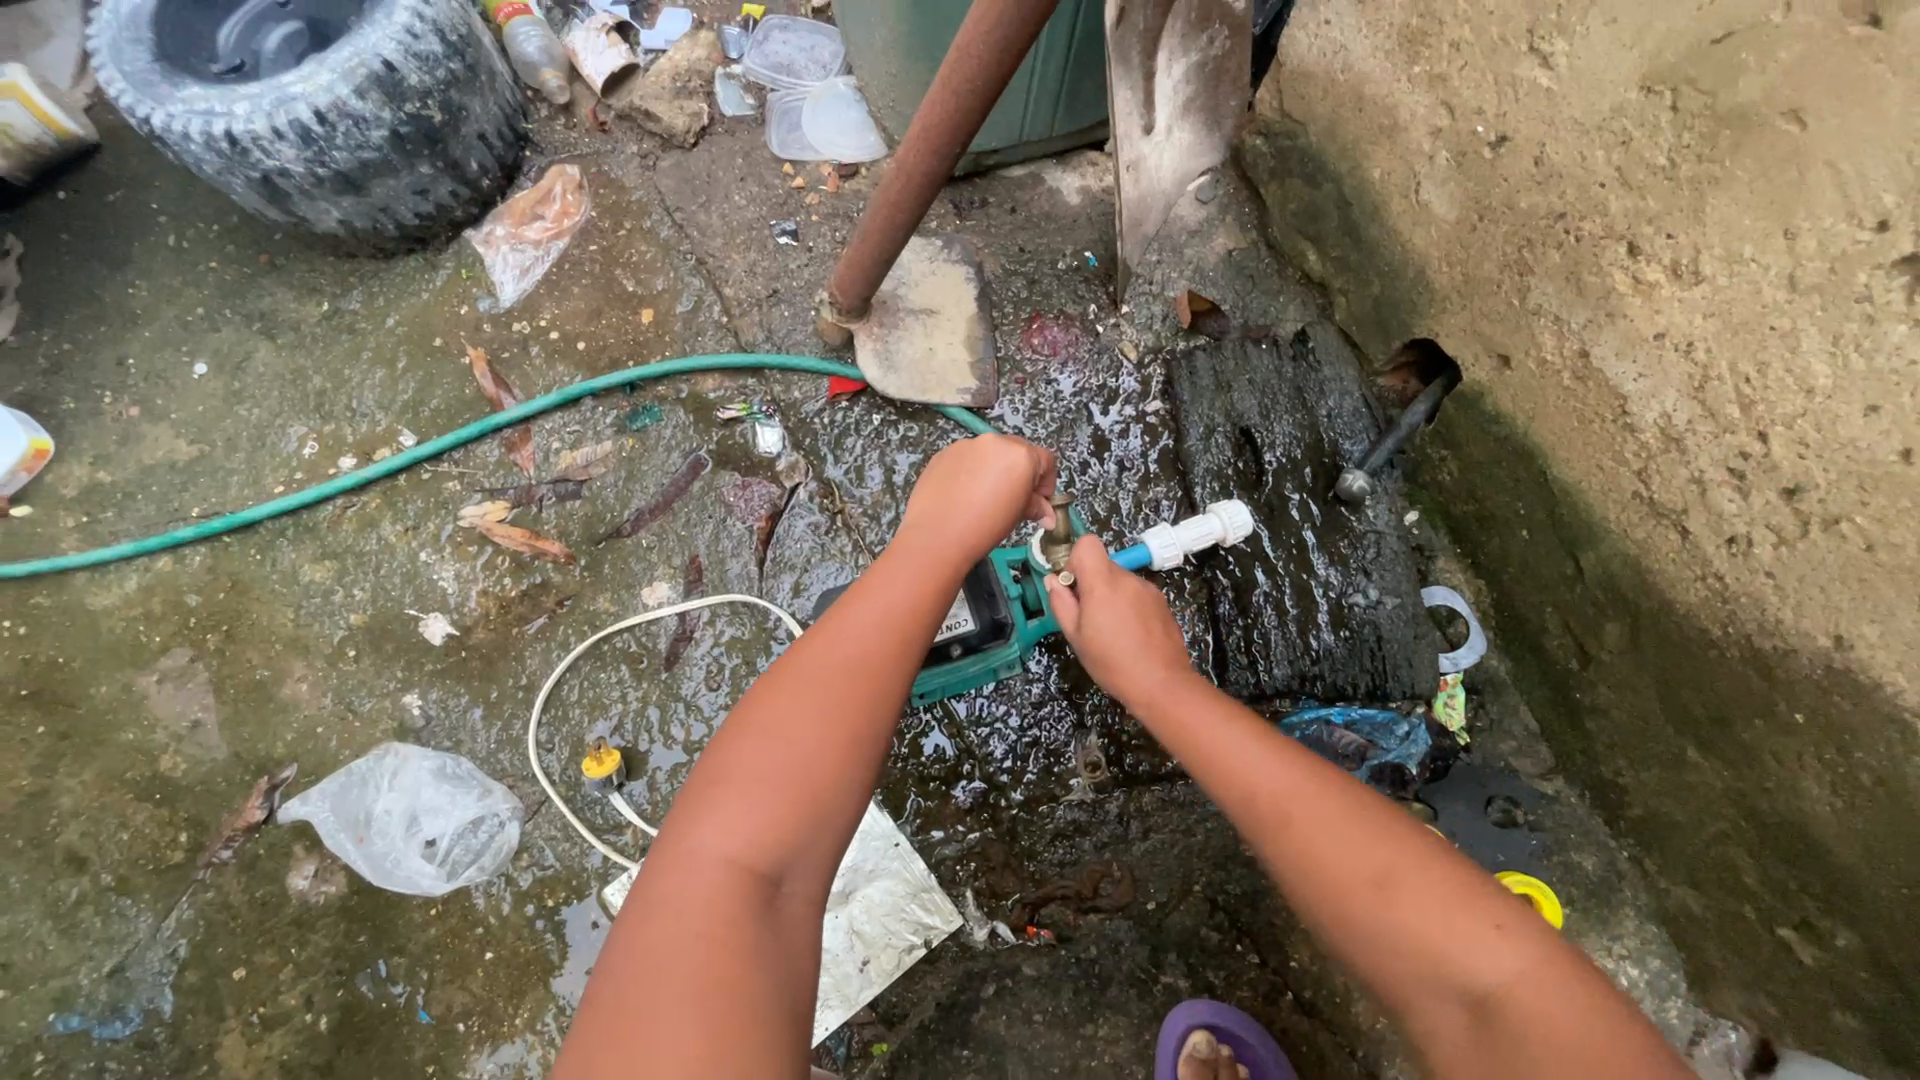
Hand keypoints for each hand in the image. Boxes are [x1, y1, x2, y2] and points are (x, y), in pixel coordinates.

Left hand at [893, 434, 1057, 567]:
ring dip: (994, 470)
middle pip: (1017, 451)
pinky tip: (963, 495)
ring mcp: (967, 445)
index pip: (1045, 460)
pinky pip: (966, 459)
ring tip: (985, 498)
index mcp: (1021, 455)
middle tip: (1014, 498)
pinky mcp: (944, 453)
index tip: (1040, 500)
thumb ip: (1036, 507)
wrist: (938, 534)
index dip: (1046, 481)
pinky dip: (970, 471)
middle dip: (1020, 473)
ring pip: (989, 453)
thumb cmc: (986, 525)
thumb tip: (1048, 515)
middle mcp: (995, 442)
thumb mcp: (1017, 516)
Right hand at [1045, 535, 1196, 707]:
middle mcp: (1128, 579)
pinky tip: (1131, 634)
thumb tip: (1053, 581)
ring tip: (1112, 630)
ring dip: (1112, 596)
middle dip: (1092, 584)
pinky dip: (1129, 606)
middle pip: (1103, 566)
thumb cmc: (1111, 662)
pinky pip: (1137, 594)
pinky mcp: (1162, 602)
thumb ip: (1061, 603)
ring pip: (1120, 581)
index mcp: (1103, 583)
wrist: (1161, 683)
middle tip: (1090, 618)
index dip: (1076, 560)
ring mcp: (1148, 589)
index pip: (1087, 543)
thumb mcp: (1075, 637)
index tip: (1073, 587)